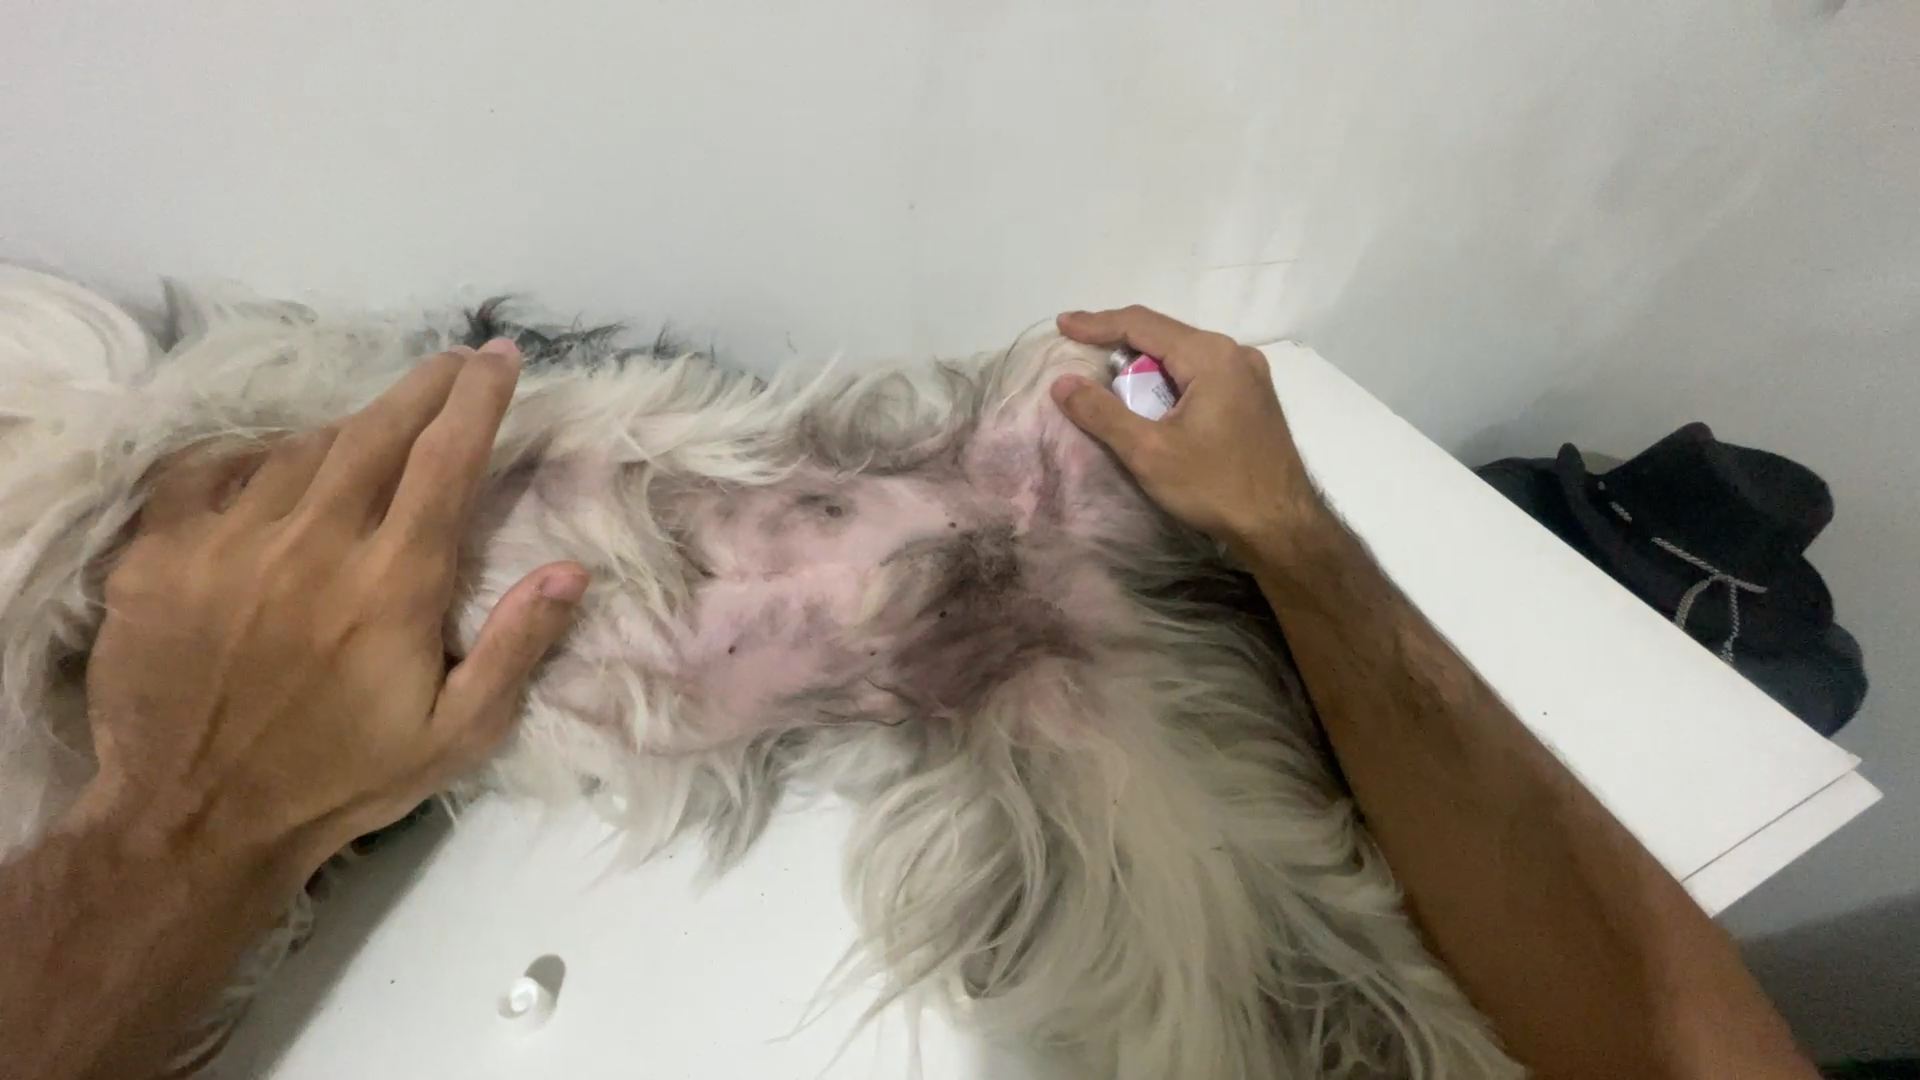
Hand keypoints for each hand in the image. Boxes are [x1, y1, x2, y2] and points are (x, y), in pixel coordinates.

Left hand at [76, 339, 587, 879]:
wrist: (194, 823)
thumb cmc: (351, 773)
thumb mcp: (464, 729)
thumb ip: (519, 644)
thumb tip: (571, 570)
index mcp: (392, 584)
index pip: (445, 462)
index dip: (478, 400)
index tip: (501, 358)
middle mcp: (311, 546)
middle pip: (376, 433)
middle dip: (427, 385)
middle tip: (461, 360)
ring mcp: (224, 547)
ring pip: (302, 447)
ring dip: (358, 424)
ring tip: (391, 422)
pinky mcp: (158, 560)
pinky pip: (213, 471)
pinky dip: (262, 452)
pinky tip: (286, 461)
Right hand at [1050, 306, 1321, 552]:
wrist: (1280, 525)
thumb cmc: (1214, 486)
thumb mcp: (1148, 452)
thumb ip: (1102, 413)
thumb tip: (1062, 383)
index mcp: (1211, 356)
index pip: (1142, 324)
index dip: (1097, 323)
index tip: (1062, 325)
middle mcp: (1234, 354)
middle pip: (1164, 334)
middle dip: (1118, 340)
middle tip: (1080, 347)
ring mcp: (1248, 375)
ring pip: (1182, 354)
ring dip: (1143, 362)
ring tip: (1107, 373)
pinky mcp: (1252, 398)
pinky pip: (1199, 373)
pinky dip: (1167, 378)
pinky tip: (1149, 397)